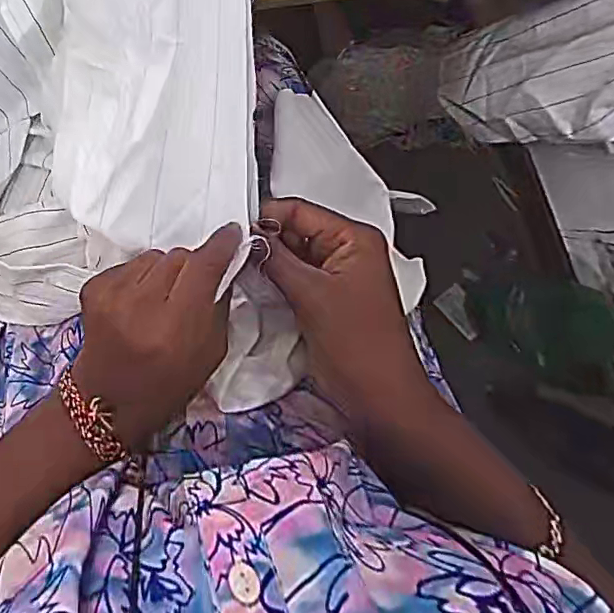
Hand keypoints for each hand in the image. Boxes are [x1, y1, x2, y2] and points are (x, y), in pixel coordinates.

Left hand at [70, 223, 242, 448]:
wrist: (108, 401)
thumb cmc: (166, 383)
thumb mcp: (210, 352)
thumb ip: (220, 303)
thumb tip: (226, 262)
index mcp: (174, 329)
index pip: (203, 266)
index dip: (221, 246)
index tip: (231, 234)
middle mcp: (140, 307)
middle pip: (179, 256)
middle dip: (191, 267)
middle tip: (190, 292)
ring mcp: (112, 296)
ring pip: (155, 255)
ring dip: (164, 270)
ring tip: (162, 300)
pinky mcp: (94, 288)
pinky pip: (131, 264)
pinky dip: (140, 277)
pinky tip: (138, 303)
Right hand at [257, 198, 437, 425]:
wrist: (380, 402)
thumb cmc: (359, 347)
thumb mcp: (311, 295)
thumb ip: (276, 260)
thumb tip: (249, 238)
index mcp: (354, 239)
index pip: (300, 211)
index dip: (266, 217)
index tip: (235, 230)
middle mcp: (348, 252)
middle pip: (295, 232)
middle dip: (265, 242)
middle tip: (232, 254)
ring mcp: (337, 277)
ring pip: (293, 257)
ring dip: (269, 265)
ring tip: (239, 271)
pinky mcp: (327, 300)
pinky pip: (296, 280)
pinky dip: (276, 283)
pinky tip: (255, 289)